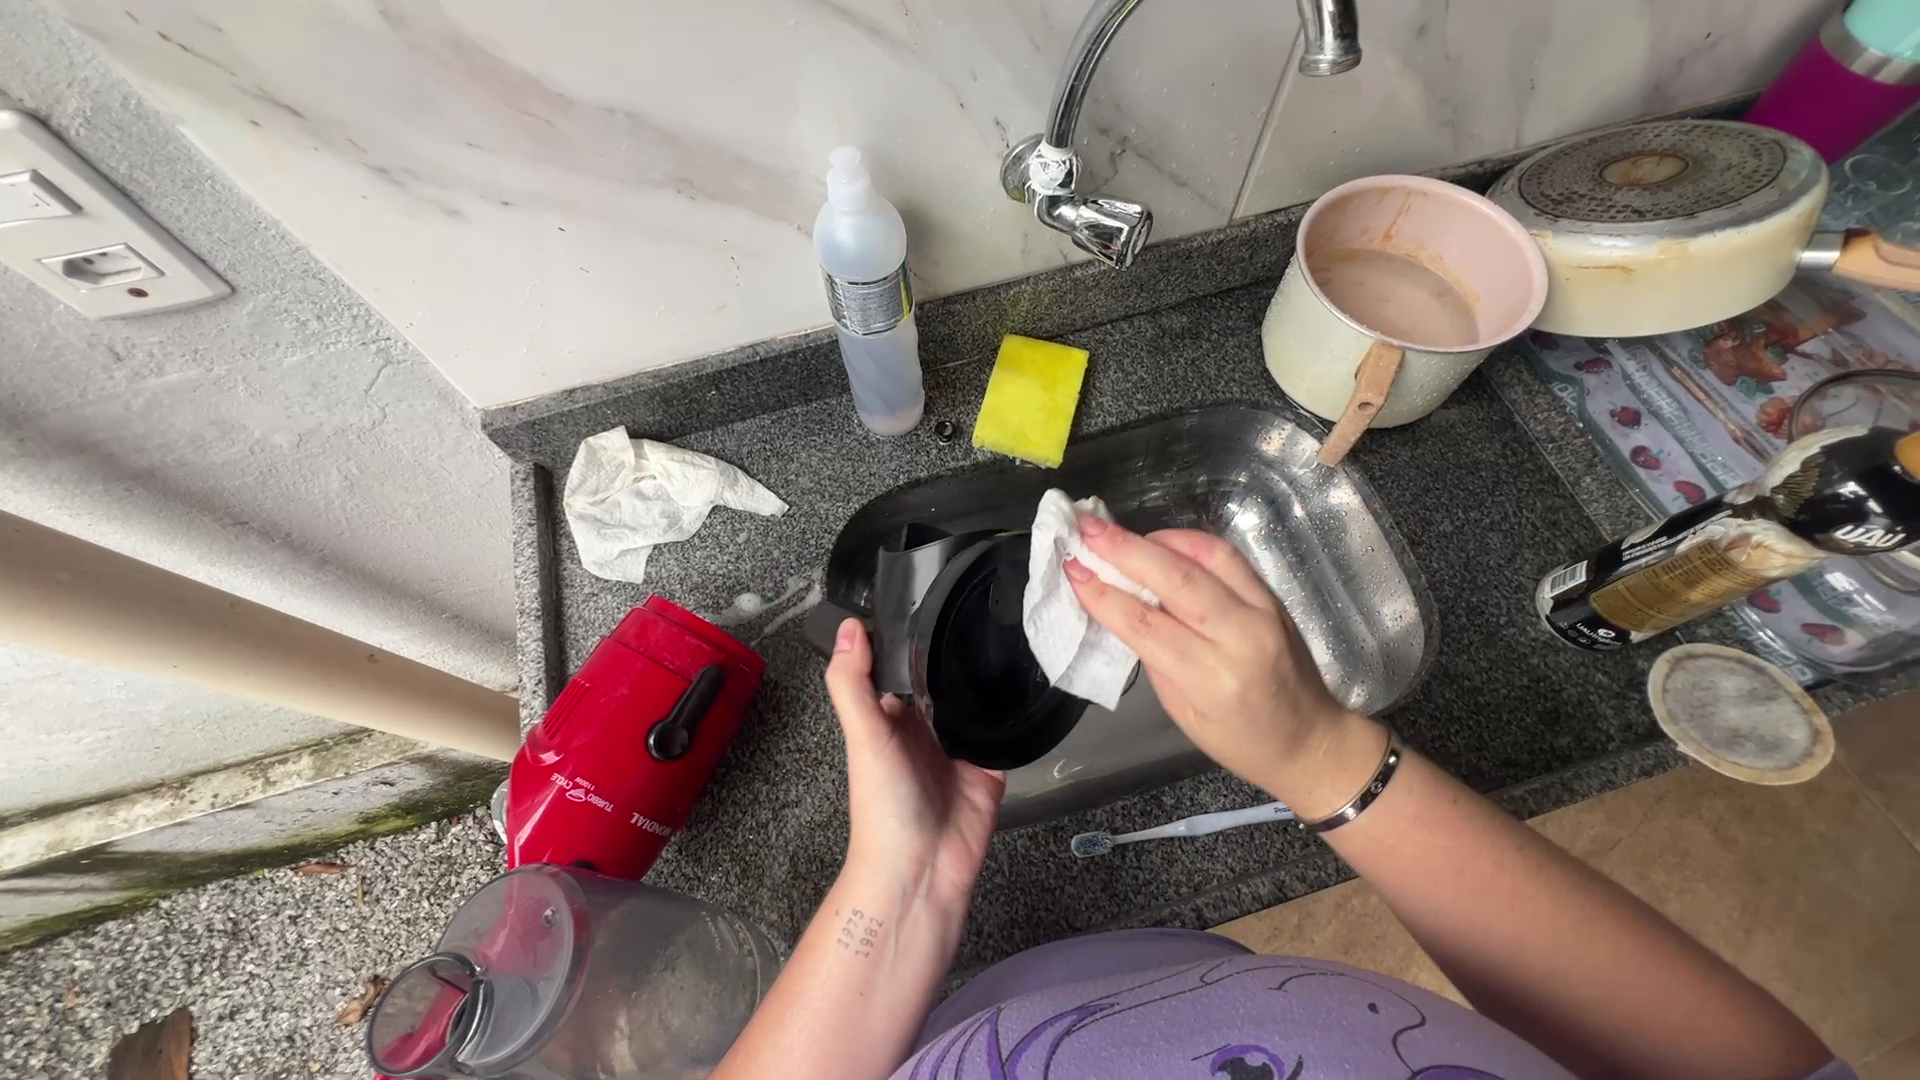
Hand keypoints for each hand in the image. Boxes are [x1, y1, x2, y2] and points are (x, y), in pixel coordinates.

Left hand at [825, 619, 1005, 904]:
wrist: (924, 870)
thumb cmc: (884, 804)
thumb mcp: (864, 737)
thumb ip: (853, 683)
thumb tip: (849, 625)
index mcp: (891, 715)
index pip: (903, 664)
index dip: (915, 635)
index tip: (937, 592)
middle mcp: (926, 725)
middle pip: (944, 678)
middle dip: (959, 650)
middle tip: (987, 603)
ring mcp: (960, 743)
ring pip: (977, 699)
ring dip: (990, 676)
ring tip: (1015, 629)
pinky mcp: (991, 762)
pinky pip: (1004, 728)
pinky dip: (1014, 709)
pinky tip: (1033, 675)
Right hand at [1065, 520, 1383, 815]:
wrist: (1311, 740)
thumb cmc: (1237, 739)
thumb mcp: (1181, 709)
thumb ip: (1152, 653)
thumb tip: (1117, 603)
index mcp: (1211, 679)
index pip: (1146, 625)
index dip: (1103, 594)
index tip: (1071, 568)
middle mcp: (1241, 637)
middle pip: (1175, 579)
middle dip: (1123, 549)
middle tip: (1085, 527)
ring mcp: (1262, 610)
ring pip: (1204, 556)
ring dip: (1155, 538)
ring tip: (1116, 532)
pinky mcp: (1272, 595)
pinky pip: (1226, 556)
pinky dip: (1188, 542)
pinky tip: (1160, 541)